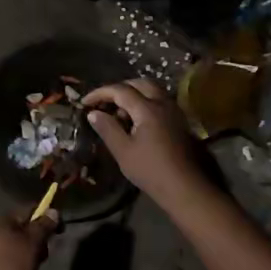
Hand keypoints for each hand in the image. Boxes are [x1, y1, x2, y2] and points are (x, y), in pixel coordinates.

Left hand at [0, 210, 58, 269]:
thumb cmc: (5, 269)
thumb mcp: (30, 245)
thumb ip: (42, 227)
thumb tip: (52, 210)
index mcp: (3, 222)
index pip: (30, 210)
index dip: (47, 217)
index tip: (59, 232)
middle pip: (24, 233)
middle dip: (37, 246)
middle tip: (40, 260)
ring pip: (18, 253)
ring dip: (27, 264)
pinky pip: (7, 268)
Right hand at [81, 79, 206, 204]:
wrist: (185, 186)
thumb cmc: (151, 170)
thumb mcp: (123, 151)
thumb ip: (108, 128)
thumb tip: (93, 113)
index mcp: (148, 108)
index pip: (120, 90)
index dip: (100, 93)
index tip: (85, 102)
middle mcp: (163, 103)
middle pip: (140, 84)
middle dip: (119, 89)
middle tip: (104, 102)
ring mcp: (174, 111)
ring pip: (152, 91)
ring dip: (134, 95)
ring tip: (119, 113)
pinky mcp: (179, 121)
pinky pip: (160, 102)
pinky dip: (145, 103)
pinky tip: (136, 121)